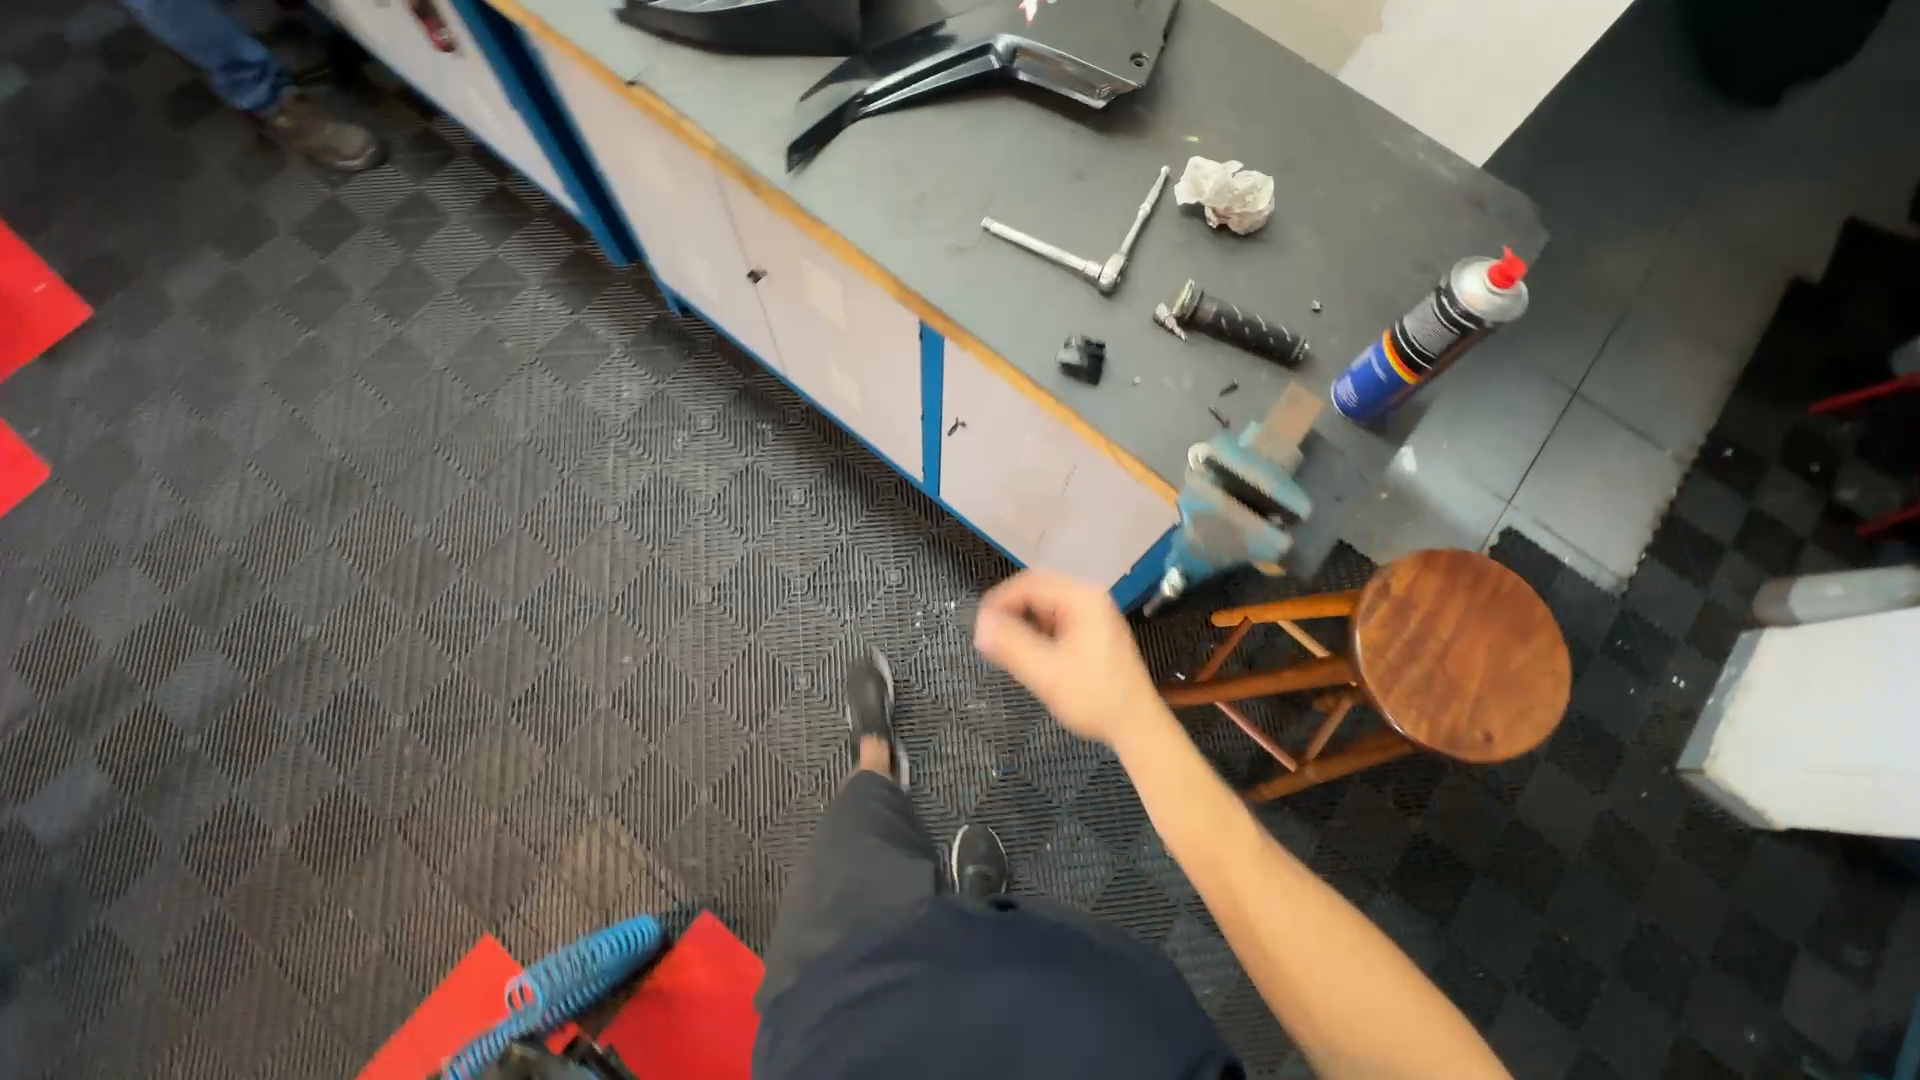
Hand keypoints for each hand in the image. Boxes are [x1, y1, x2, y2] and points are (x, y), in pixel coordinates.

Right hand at [973, 569, 1170, 749]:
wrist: (1136, 725)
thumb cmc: (1094, 698)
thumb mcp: (1047, 673)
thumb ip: (1011, 645)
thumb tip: (980, 624)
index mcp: (1082, 599)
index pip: (1028, 584)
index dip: (999, 602)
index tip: (979, 626)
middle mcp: (1089, 598)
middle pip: (1037, 590)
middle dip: (1010, 611)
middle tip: (989, 635)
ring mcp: (1093, 614)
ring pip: (1045, 606)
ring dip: (1022, 622)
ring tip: (1005, 647)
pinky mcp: (1092, 631)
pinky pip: (1056, 620)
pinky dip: (1037, 631)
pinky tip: (1029, 654)